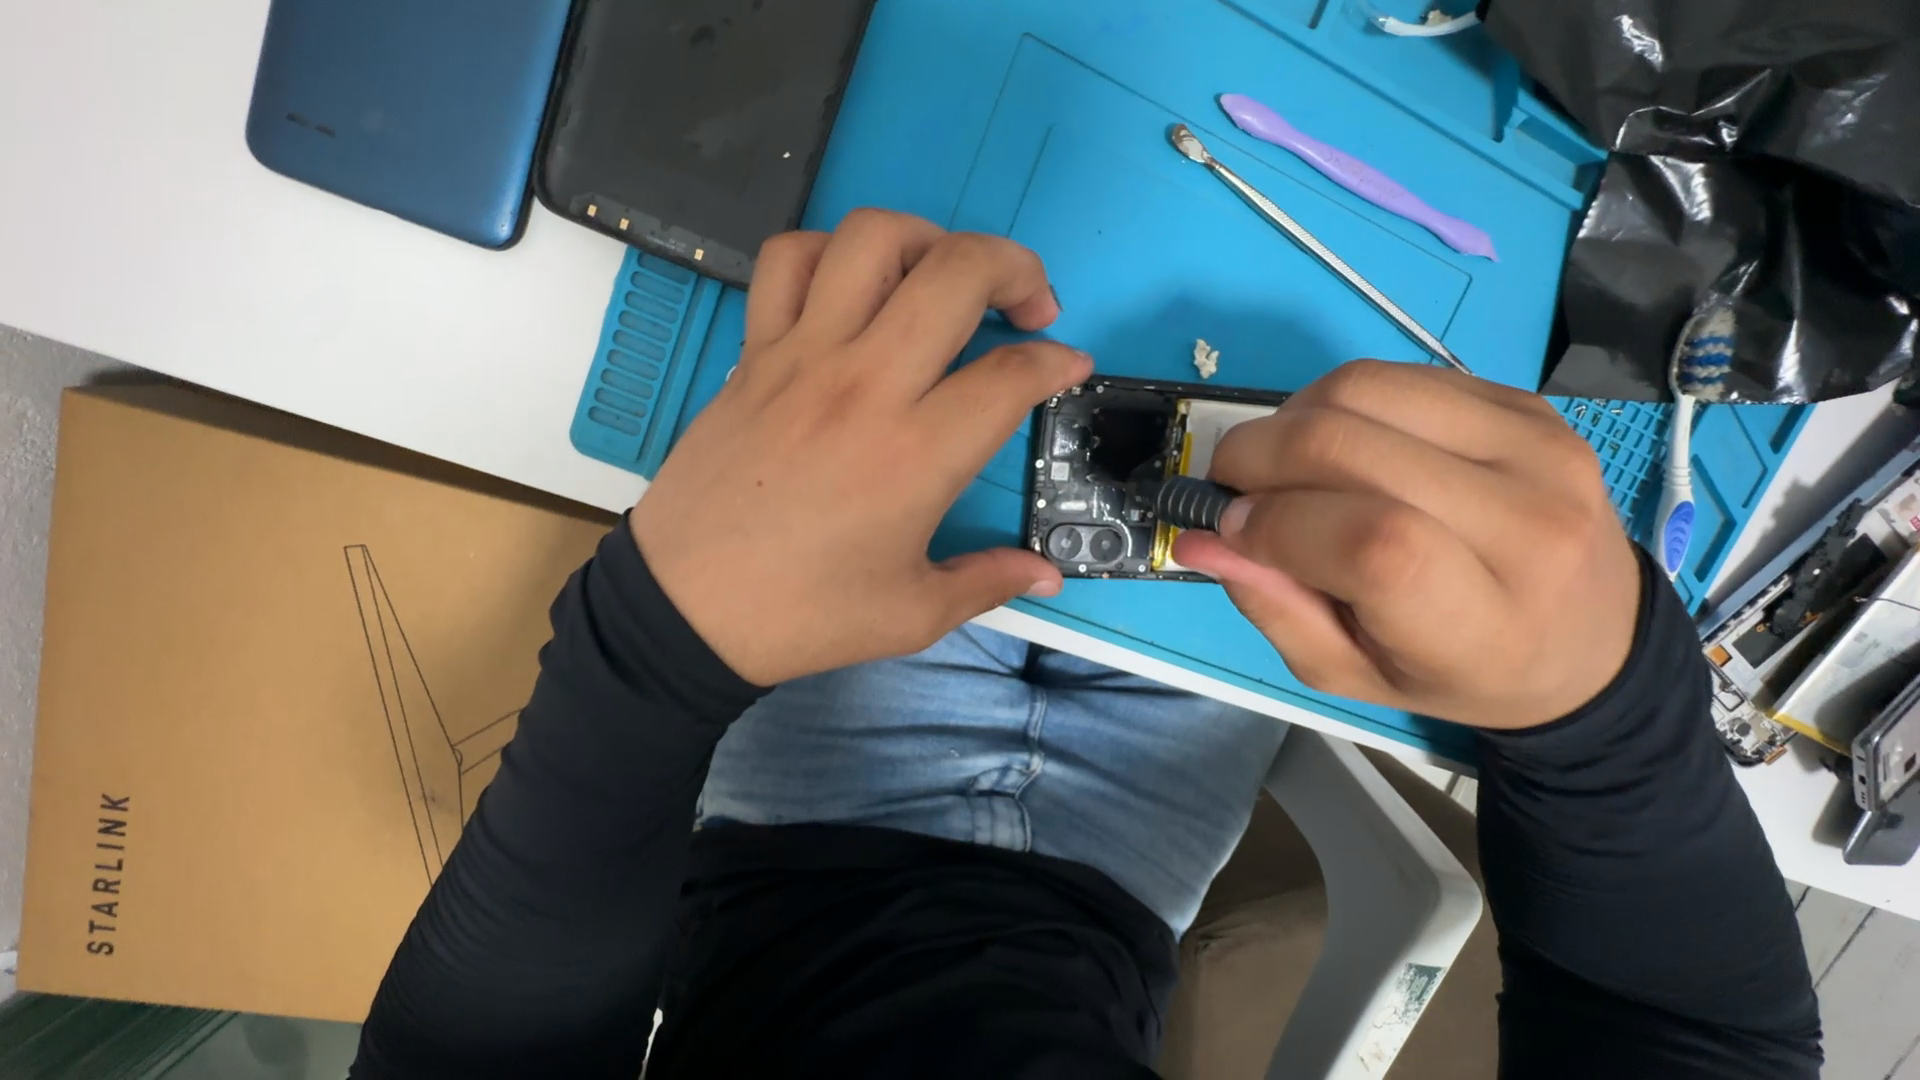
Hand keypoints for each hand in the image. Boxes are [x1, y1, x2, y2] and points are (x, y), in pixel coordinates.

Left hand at [630, 210, 1089, 685]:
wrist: (686, 609)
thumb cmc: (803, 614)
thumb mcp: (912, 614)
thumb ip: (989, 582)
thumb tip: (1044, 576)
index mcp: (918, 452)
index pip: (1012, 375)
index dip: (1057, 362)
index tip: (1066, 366)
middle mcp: (867, 384)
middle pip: (958, 272)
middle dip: (1017, 268)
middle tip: (1029, 304)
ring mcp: (803, 357)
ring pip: (874, 240)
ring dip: (929, 239)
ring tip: (944, 277)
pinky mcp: (755, 354)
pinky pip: (789, 261)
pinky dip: (830, 251)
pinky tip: (853, 286)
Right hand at [1172, 360, 1642, 729]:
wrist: (1590, 636)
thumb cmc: (1455, 671)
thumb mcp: (1350, 672)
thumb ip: (1272, 606)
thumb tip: (1198, 538)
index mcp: (1483, 620)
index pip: (1371, 543)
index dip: (1277, 523)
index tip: (1231, 530)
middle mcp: (1526, 521)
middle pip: (1350, 447)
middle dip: (1254, 456)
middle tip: (1230, 485)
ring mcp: (1535, 447)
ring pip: (1362, 390)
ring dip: (1286, 420)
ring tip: (1278, 462)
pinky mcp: (1527, 404)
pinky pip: (1394, 375)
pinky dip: (1332, 401)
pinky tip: (1332, 442)